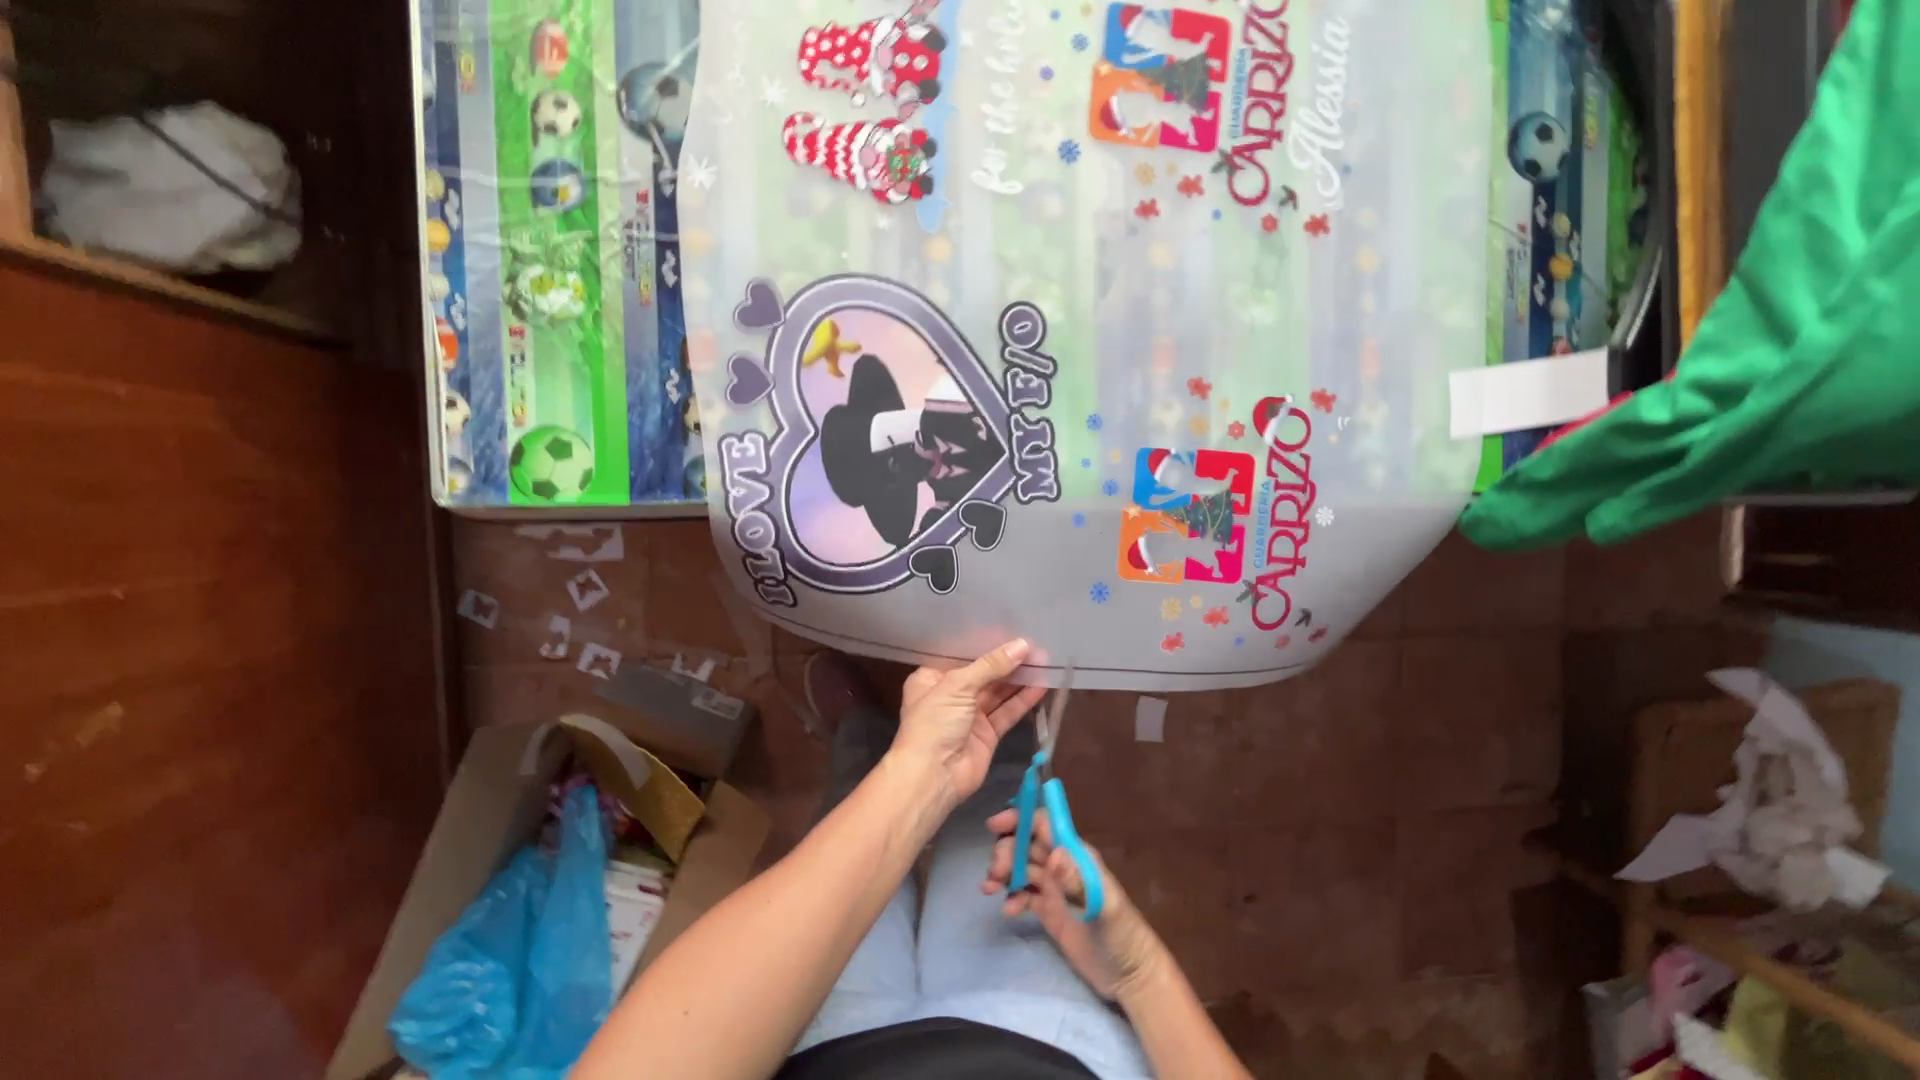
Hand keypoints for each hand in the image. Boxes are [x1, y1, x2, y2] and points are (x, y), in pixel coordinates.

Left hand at [890, 639, 1048, 808]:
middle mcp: (950, 694)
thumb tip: (1023, 645)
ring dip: (1019, 678)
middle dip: (1007, 661)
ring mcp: (970, 715)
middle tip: (1035, 644)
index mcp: (931, 678)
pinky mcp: (987, 734)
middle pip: (983, 673)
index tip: (1010, 627)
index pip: (960, 654)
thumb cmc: (934, 723)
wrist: (933, 778)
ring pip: (998, 691)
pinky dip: (1023, 699)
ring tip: (1044, 660)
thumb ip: (991, 666)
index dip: (984, 642)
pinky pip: (1007, 711)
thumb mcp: (958, 686)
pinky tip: (1041, 685)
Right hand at [982, 807, 1166, 999]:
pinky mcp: (1049, 911)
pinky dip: (1012, 898)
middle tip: (995, 874)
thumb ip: (1078, 883)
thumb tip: (1053, 853)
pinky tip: (1008, 912)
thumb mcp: (1103, 909)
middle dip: (1007, 852)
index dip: (1020, 819)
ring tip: (989, 889)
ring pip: (1022, 868)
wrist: (1129, 977)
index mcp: (1077, 856)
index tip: (995, 826)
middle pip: (1027, 845)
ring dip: (1003, 873)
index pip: (1045, 825)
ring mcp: (1055, 889)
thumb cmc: (1122, 937)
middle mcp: (1063, 867)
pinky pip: (1023, 895)